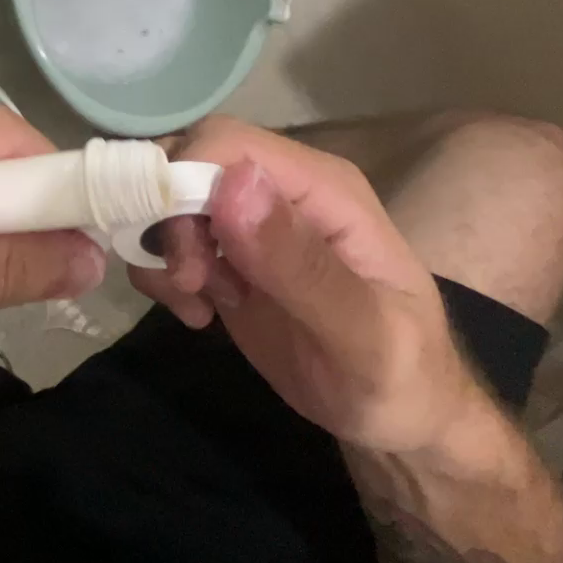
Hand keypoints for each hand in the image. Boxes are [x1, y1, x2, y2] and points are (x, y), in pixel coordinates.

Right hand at [132, 117, 485, 454]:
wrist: (400, 420)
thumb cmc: (401, 380)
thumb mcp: (365, 337)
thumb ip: (300, 264)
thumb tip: (234, 183)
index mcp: (321, 186)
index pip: (228, 142)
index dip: (185, 182)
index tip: (184, 258)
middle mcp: (279, 189)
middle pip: (187, 162)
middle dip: (167, 220)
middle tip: (188, 284)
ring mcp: (249, 220)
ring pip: (167, 197)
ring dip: (161, 251)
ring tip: (195, 305)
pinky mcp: (226, 253)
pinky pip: (167, 238)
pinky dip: (162, 273)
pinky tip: (197, 315)